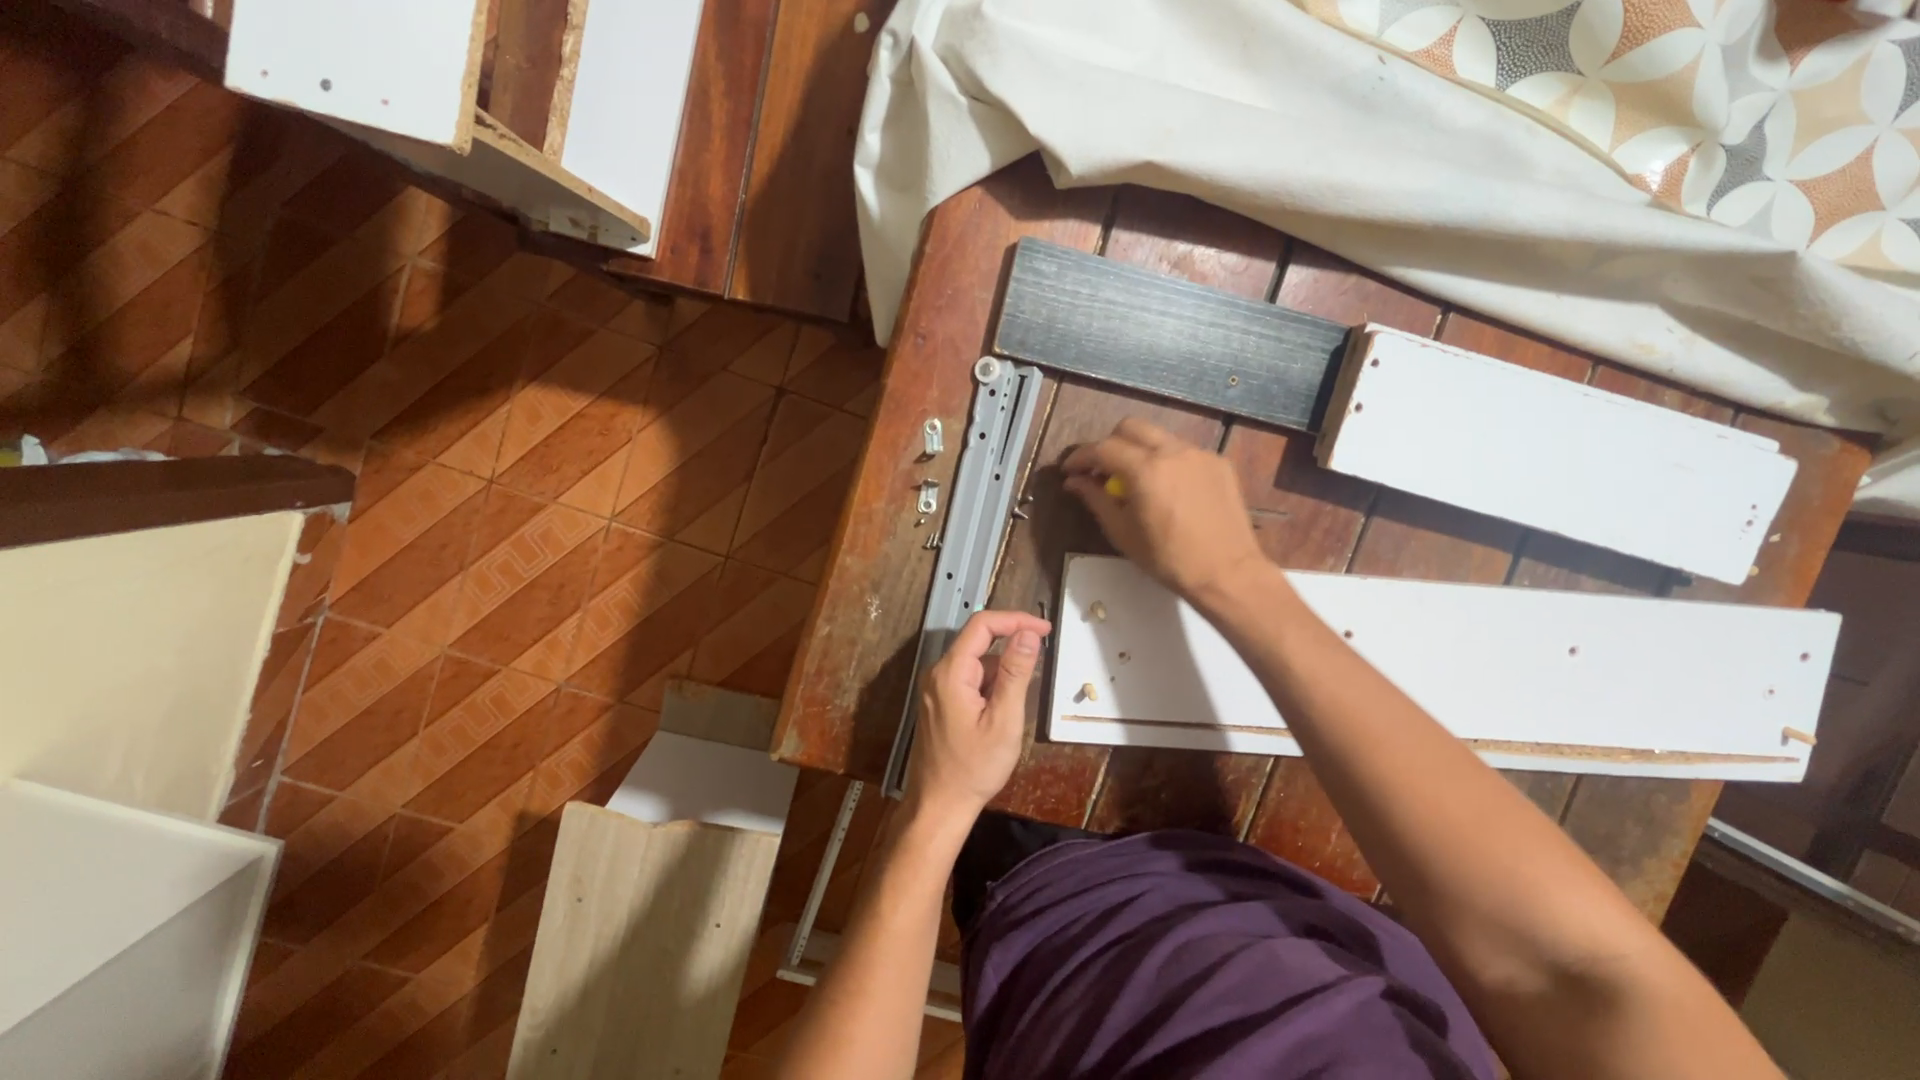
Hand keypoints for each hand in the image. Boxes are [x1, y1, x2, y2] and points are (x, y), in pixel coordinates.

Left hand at [908, 610, 1051, 819]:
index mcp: (950, 672)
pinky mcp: (939, 704)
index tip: (1045, 629)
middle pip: (977, 642)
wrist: (940, 805)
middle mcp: (938, 674)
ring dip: (1003, 670)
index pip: (982, 625)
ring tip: (1021, 701)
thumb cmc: (974, 767)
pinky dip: (991, 685)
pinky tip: (1004, 709)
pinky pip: (969, 680)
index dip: (1015, 620)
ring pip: (976, 663)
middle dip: (1012, 646)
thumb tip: (1028, 633)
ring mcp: (936, 690)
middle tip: (1041, 662)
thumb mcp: (1004, 719)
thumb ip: (1016, 673)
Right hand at [1062, 417, 1267, 603]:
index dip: (1080, 457)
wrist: (1227, 572)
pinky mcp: (1219, 463)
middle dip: (1110, 443)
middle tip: (1102, 470)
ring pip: (1159, 437)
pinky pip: (1184, 452)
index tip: (1070, 470)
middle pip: (1131, 427)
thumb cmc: (1168, 559)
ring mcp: (1199, 454)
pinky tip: (1168, 489)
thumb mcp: (1122, 533)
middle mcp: (1173, 451)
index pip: (1102, 448)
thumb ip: (1096, 499)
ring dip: (1140, 450)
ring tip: (1136, 480)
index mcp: (1145, 469)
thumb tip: (1074, 481)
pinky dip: (1167, 462)